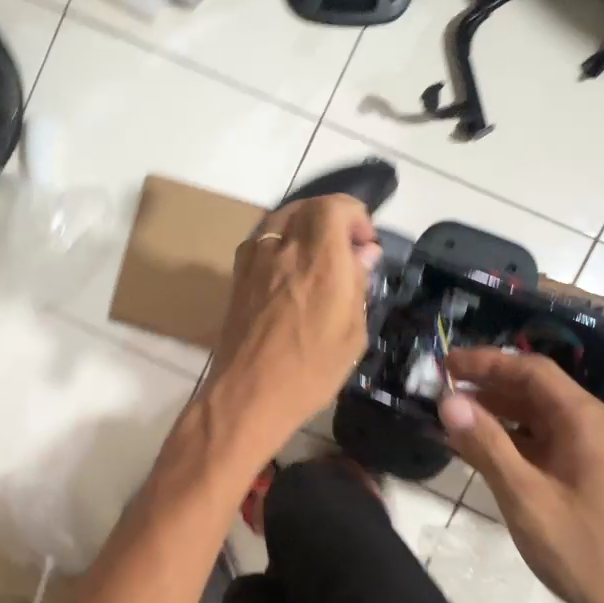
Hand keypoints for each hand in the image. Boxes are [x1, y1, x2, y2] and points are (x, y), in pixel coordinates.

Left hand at [203, 196, 381, 447]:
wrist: (247, 395)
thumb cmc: (309, 371)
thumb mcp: (352, 334)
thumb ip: (358, 284)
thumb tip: (363, 255)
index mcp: (319, 260)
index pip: (335, 207)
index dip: (356, 216)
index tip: (366, 245)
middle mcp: (284, 249)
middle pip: (307, 206)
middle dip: (332, 216)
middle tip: (346, 246)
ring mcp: (254, 261)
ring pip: (280, 219)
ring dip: (304, 226)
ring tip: (319, 254)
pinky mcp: (237, 277)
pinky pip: (261, 240)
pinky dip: (280, 241)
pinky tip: (289, 268)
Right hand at [437, 348, 603, 602]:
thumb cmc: (584, 551)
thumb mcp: (525, 497)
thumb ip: (486, 445)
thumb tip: (448, 400)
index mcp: (586, 421)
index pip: (531, 370)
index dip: (485, 362)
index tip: (443, 364)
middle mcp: (593, 427)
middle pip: (535, 390)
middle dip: (486, 385)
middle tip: (438, 389)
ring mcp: (593, 454)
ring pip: (537, 419)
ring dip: (495, 414)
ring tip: (449, 418)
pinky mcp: (588, 479)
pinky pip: (543, 445)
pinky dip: (509, 441)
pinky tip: (478, 451)